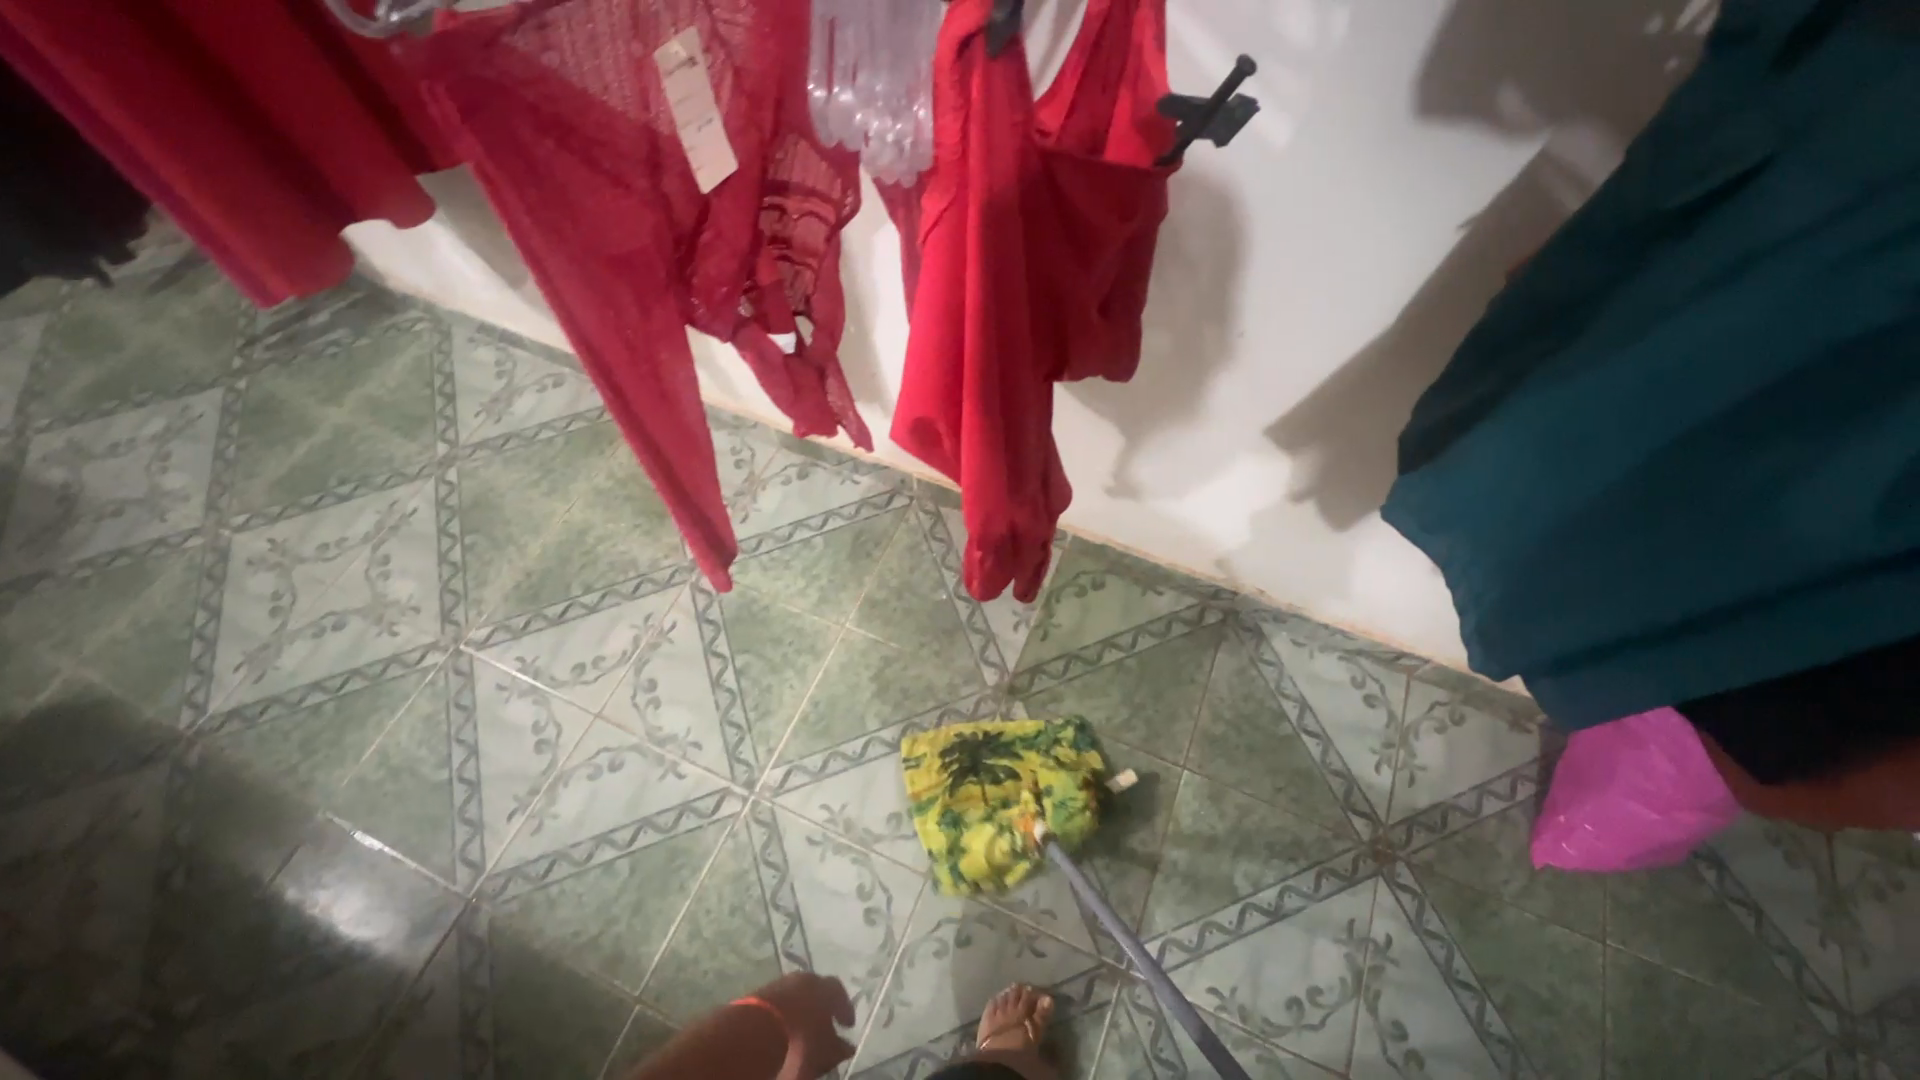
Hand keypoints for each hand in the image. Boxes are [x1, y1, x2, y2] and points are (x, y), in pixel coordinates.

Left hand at [751, 972, 856, 1079]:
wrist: (759, 1031)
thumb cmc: (802, 1041)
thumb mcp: (825, 1053)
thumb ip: (839, 1050)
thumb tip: (848, 1048)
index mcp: (826, 988)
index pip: (840, 994)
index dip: (844, 1010)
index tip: (846, 1025)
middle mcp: (806, 979)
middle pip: (817, 991)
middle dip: (821, 1007)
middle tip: (823, 1025)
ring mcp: (782, 982)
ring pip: (796, 994)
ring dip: (800, 1009)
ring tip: (800, 1029)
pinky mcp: (761, 991)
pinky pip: (778, 1001)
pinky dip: (784, 1012)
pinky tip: (783, 1027)